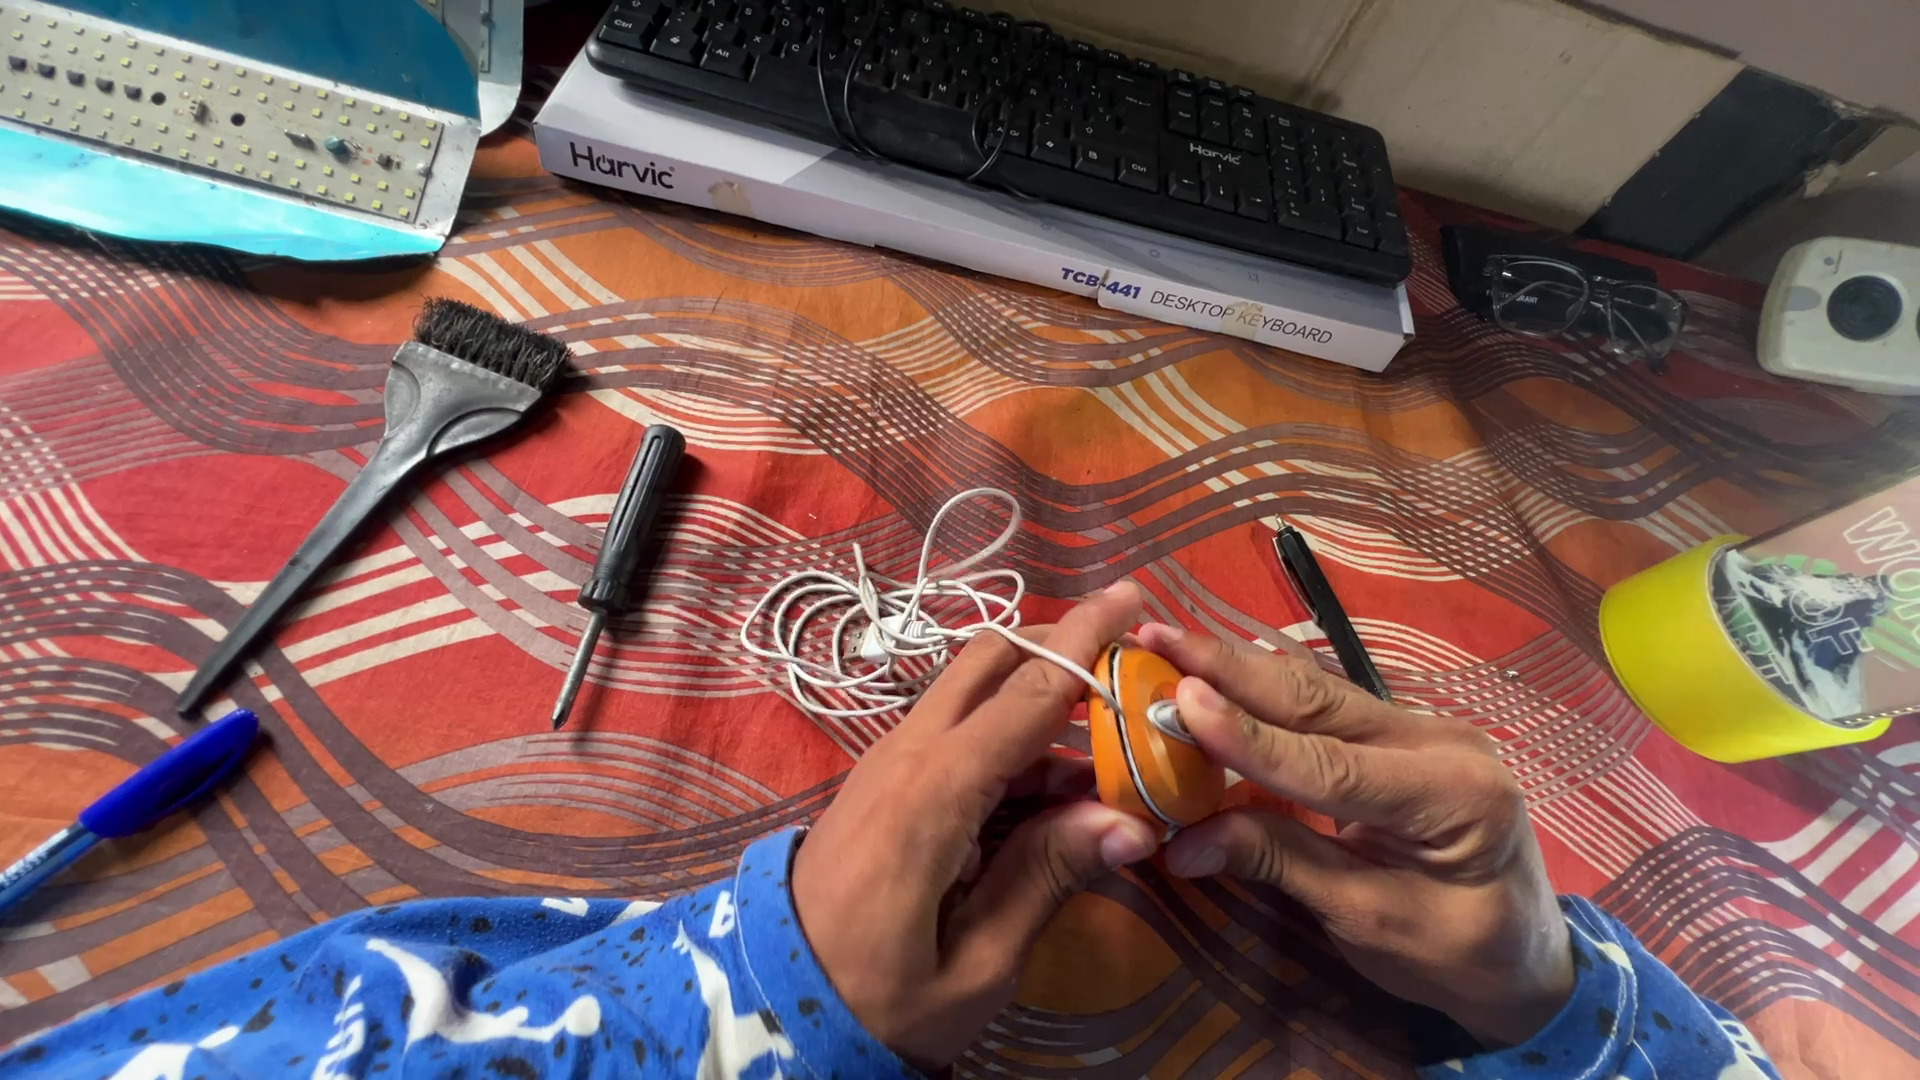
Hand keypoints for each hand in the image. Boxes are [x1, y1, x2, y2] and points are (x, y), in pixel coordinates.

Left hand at [791, 583, 1161, 1069]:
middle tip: (1126, 667)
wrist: (769, 999)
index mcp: (934, 790)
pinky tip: (1053, 789)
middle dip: (1059, 645)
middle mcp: (911, 750)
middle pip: (991, 658)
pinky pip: (960, 728)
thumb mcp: (975, 965)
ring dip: (1041, 697)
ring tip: (1108, 755)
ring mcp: (894, 756)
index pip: (1026, 692)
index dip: (1085, 641)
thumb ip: (1047, 879)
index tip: (1132, 597)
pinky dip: (1014, 735)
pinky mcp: (890, 773)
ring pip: (975, 688)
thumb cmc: (873, 998)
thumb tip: (1131, 823)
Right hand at [1140, 623, 1573, 1047]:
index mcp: (1451, 795)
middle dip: (1226, 667)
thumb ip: (1280, 862)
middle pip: (1314, 698)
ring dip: (1233, 665)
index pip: (1329, 763)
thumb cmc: (1457, 955)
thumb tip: (1181, 844)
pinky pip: (1316, 702)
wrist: (1527, 957)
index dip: (1247, 736)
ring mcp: (1414, 724)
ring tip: (1168, 639)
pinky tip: (1210, 666)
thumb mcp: (1369, 921)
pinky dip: (1255, 686)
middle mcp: (1436, 738)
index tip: (1181, 698)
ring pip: (1310, 688)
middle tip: (1155, 638)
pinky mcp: (1390, 726)